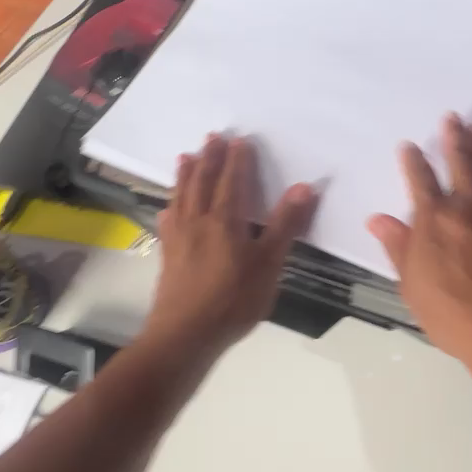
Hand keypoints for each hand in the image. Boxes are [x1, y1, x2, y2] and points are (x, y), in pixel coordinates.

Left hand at [144, 134, 315, 354]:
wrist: (185, 335)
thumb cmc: (234, 300)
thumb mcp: (269, 264)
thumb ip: (284, 225)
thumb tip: (303, 187)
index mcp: (226, 221)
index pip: (234, 182)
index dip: (239, 161)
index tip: (242, 140)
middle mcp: (198, 221)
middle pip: (204, 182)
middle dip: (210, 158)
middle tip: (214, 137)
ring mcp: (179, 238)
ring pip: (182, 197)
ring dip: (186, 175)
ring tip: (187, 157)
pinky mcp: (168, 256)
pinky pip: (168, 220)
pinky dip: (171, 206)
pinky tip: (169, 207)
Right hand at [367, 115, 471, 374]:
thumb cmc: (454, 315)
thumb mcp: (413, 287)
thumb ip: (399, 248)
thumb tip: (378, 219)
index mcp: (435, 219)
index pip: (420, 180)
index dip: (413, 161)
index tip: (409, 146)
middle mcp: (469, 204)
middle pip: (461, 161)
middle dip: (454, 138)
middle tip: (453, 118)